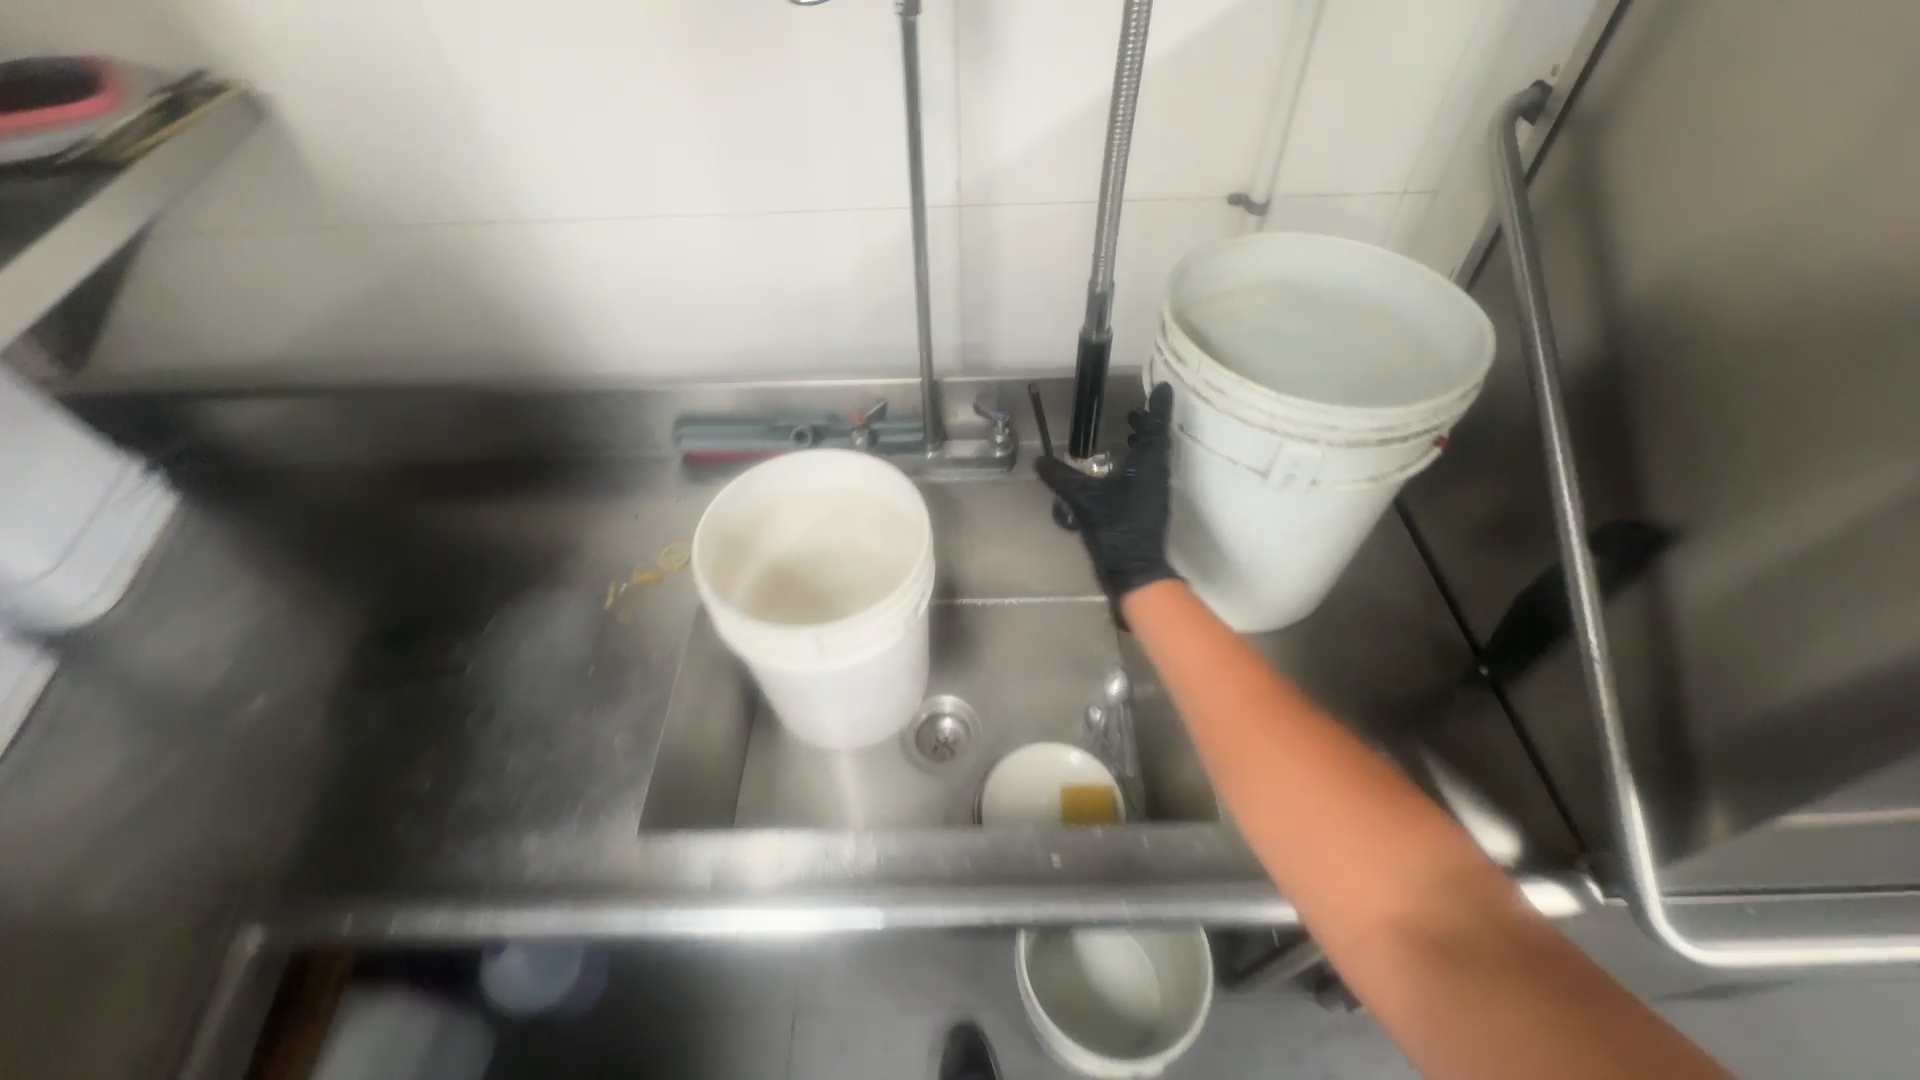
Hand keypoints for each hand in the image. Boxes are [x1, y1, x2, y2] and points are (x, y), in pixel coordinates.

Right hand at [1036, 382, 1178, 602]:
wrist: (1135, 570)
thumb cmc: (1116, 529)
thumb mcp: (1084, 500)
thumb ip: (1061, 478)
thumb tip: (1039, 461)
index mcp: (1148, 466)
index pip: (1157, 428)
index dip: (1159, 407)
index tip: (1163, 387)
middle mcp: (1157, 475)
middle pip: (1157, 442)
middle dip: (1149, 423)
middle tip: (1138, 408)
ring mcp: (1156, 493)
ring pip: (1153, 459)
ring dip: (1144, 443)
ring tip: (1129, 431)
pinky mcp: (1150, 507)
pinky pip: (1147, 474)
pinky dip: (1138, 461)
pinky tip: (1121, 467)